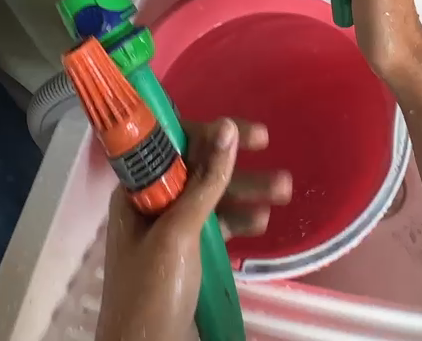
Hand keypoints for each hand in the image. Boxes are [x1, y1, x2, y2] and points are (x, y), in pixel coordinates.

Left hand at [96, 118, 289, 340]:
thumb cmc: (152, 292)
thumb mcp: (179, 233)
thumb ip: (205, 181)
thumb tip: (227, 128)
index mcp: (137, 191)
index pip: (174, 144)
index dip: (210, 132)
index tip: (246, 132)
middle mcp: (152, 203)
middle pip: (197, 167)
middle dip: (234, 161)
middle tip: (271, 148)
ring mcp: (169, 230)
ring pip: (212, 197)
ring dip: (246, 190)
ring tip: (284, 191)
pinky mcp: (186, 256)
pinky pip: (215, 226)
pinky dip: (238, 220)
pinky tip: (261, 222)